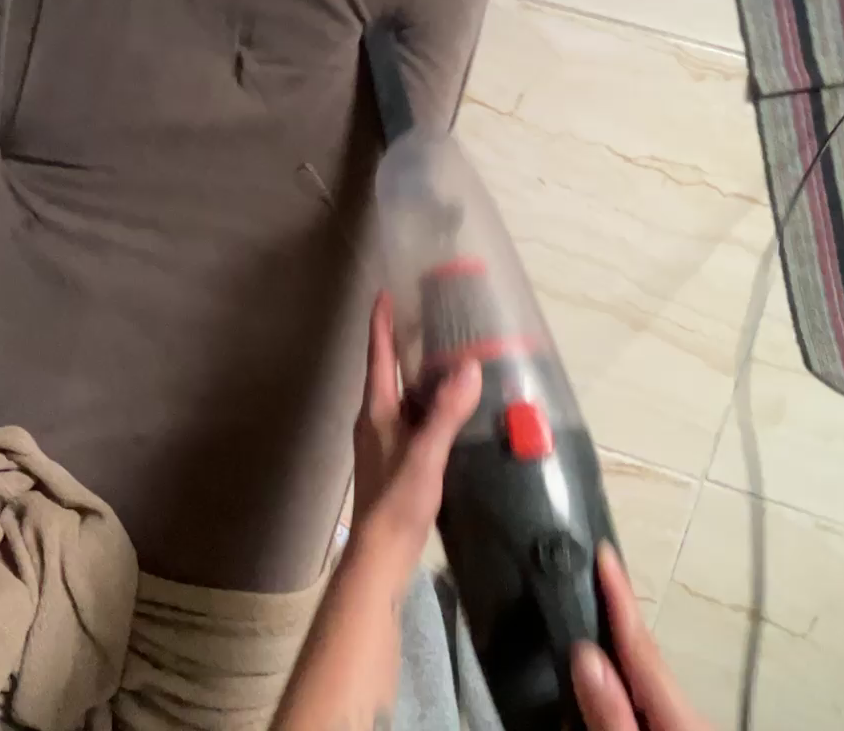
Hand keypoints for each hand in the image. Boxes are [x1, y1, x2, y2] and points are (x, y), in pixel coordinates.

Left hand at [350, 292, 481, 568]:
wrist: (381, 550)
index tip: (384, 294)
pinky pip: (409, 415)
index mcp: (376, 409)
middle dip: (398, 342)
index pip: (377, 355)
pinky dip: (424, 400)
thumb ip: (447, 413)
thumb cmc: (397, 499)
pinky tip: (446, 406)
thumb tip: (468, 367)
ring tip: (440, 353)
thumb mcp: (426, 454)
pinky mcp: (394, 456)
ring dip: (413, 371)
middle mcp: (375, 417)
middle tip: (423, 316)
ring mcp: (382, 438)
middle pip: (385, 370)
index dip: (381, 324)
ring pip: (398, 393)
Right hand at [571, 544, 709, 730]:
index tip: (605, 548)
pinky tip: (605, 689)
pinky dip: (624, 687)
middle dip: (612, 616)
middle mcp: (691, 716)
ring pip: (643, 680)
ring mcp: (690, 726)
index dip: (619, 592)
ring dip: (614, 655)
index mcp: (680, 716)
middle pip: (642, 657)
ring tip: (582, 630)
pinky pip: (646, 701)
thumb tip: (584, 652)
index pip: (639, 642)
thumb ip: (611, 714)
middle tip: (580, 576)